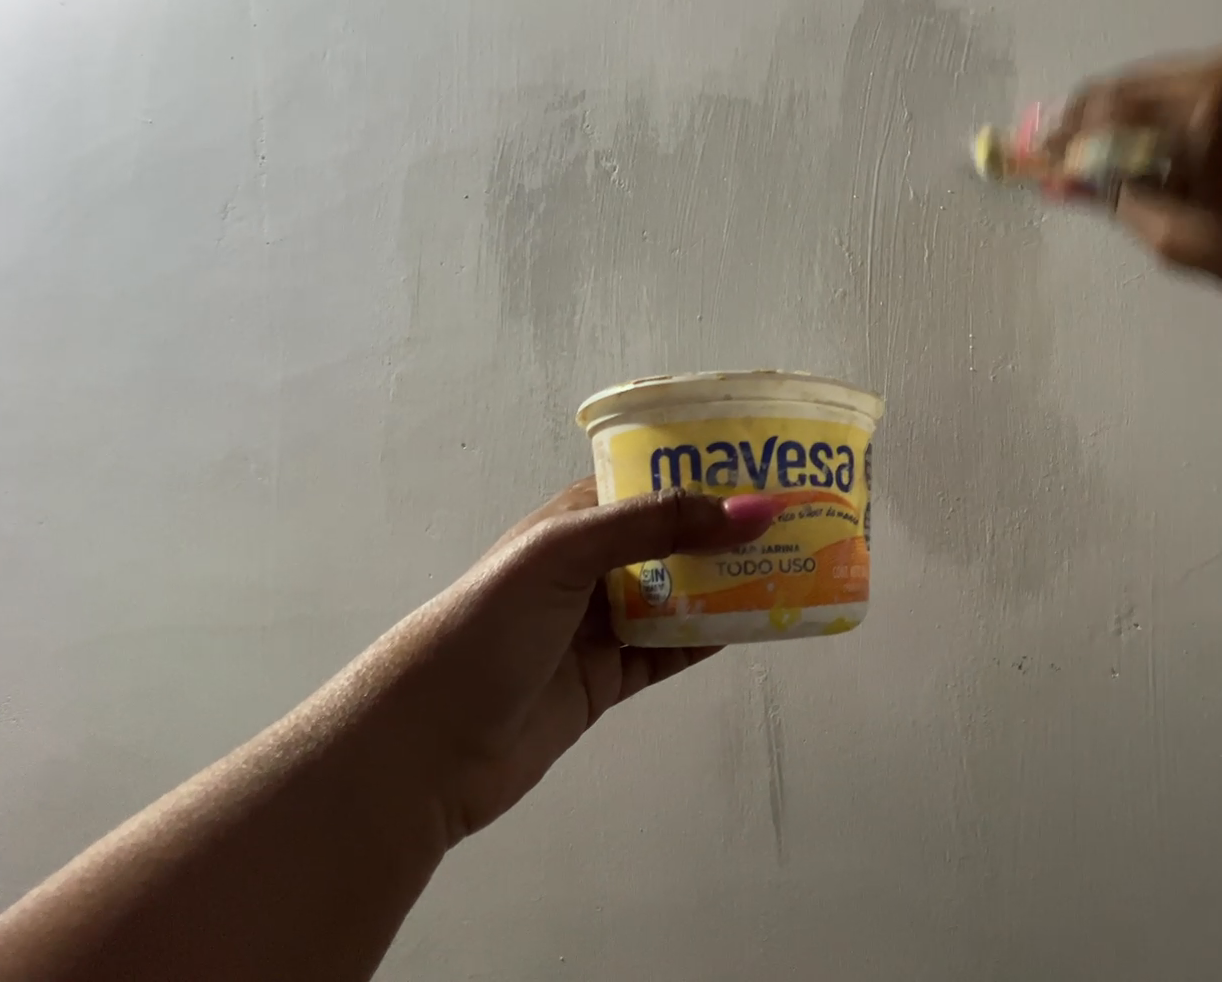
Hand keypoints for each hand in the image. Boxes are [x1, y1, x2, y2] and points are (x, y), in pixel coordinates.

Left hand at [355, 480, 776, 843]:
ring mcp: (602, 625)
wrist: (425, 752)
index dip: (705, 474)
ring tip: (792, 569)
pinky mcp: (611, 678)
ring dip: (730, 585)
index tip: (767, 469)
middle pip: (674, 541)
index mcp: (574, 523)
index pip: (651, 484)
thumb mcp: (565, 554)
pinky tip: (760, 625)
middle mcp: (591, 568)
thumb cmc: (487, 629)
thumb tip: (755, 510)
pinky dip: (714, 637)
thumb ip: (657, 526)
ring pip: (682, 596)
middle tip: (796, 521)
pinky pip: (675, 649)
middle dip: (727, 532)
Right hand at [1045, 36, 1221, 295]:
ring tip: (1116, 162)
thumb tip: (1064, 184)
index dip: (1067, 138)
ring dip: (1133, 114)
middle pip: (1133, 82)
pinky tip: (1168, 146)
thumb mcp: (1184, 239)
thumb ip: (1119, 202)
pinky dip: (1173, 109)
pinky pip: (1204, 80)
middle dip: (1094, 122)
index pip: (1109, 110)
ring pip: (1167, 78)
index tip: (1041, 162)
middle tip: (1069, 161)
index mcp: (1206, 109)